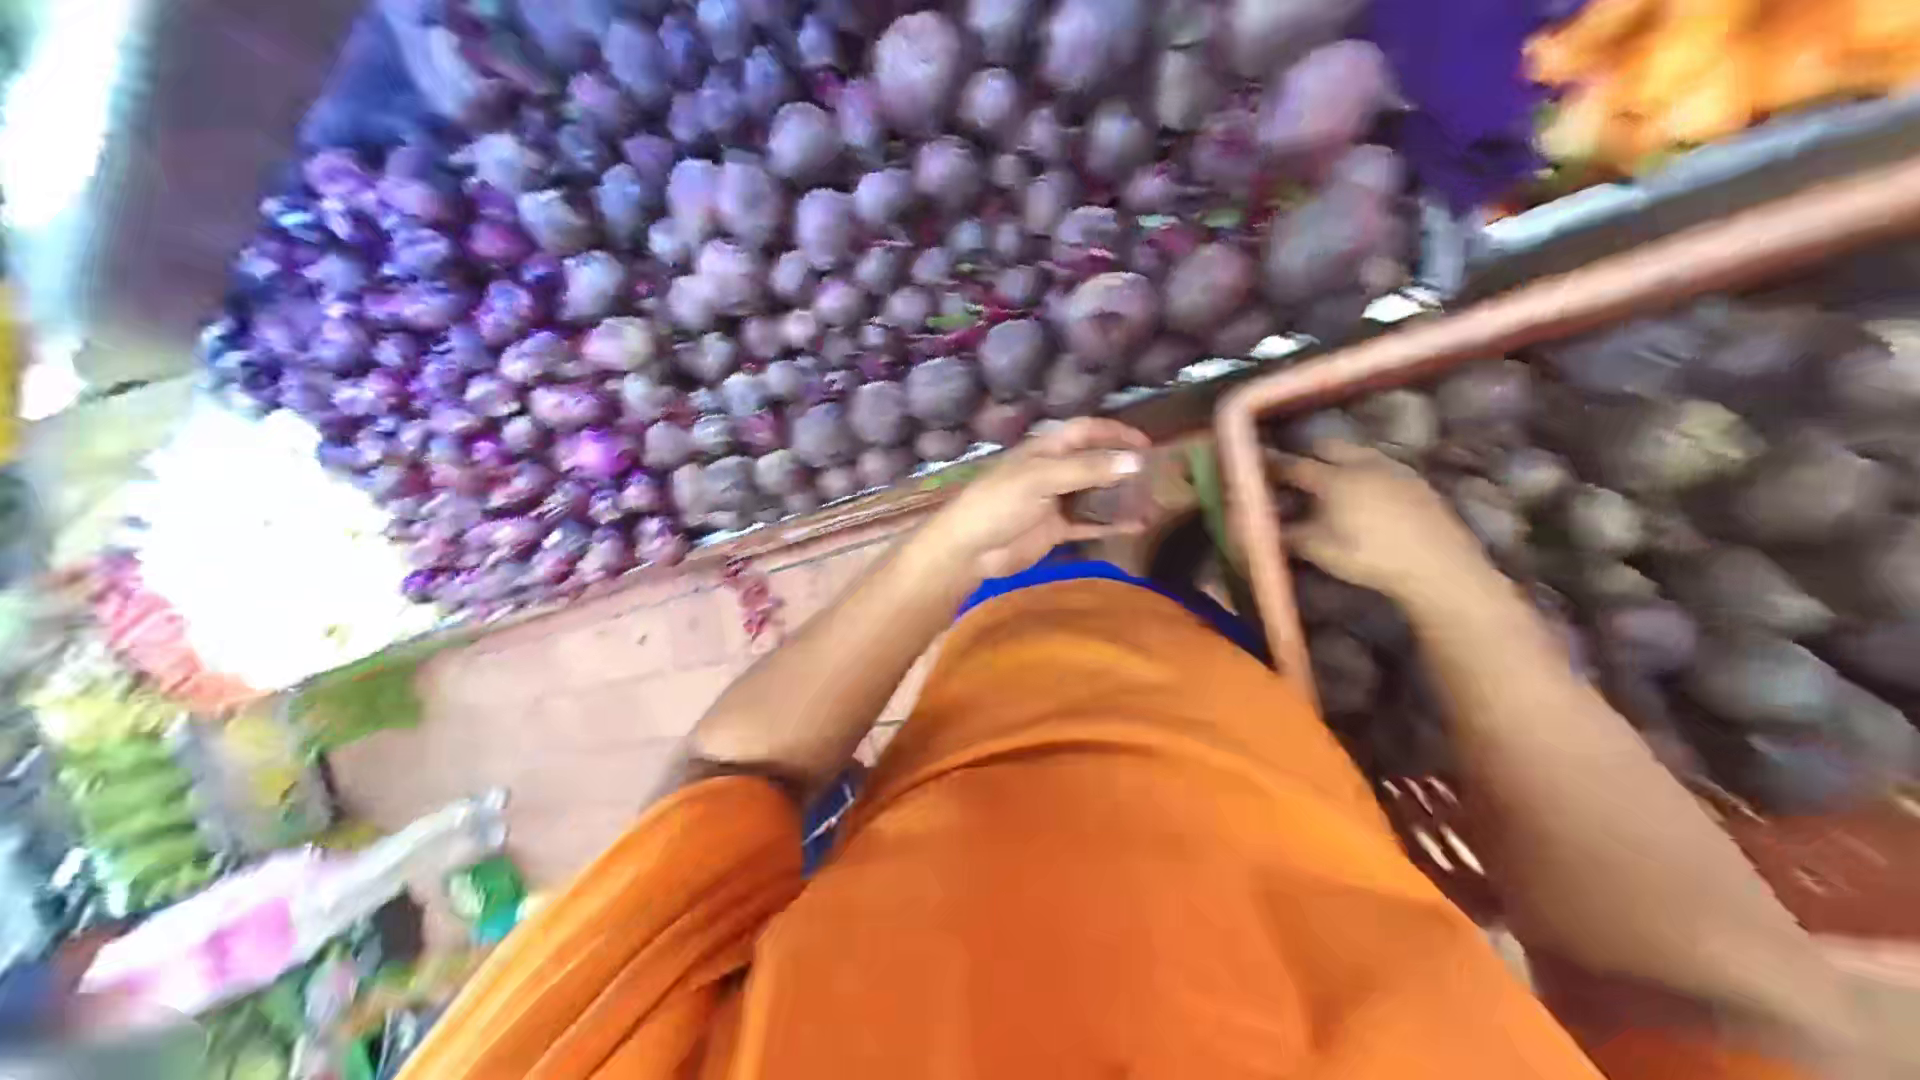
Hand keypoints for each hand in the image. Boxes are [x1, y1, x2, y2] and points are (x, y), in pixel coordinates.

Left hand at [920, 418, 1150, 578]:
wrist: (969, 548)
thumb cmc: (998, 503)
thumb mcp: (1041, 479)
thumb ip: (1087, 469)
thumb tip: (1135, 461)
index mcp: (1046, 450)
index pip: (1086, 431)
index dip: (1115, 433)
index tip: (1147, 444)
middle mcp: (1053, 471)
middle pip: (1095, 463)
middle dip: (1124, 467)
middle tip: (1159, 476)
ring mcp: (1055, 501)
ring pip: (1096, 494)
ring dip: (1123, 497)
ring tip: (1155, 502)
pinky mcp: (1055, 529)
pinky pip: (1090, 523)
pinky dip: (1112, 523)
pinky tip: (1137, 526)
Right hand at [1273, 441, 1499, 605]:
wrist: (1438, 567)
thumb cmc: (1370, 557)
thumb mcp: (1319, 550)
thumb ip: (1288, 534)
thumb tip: (1263, 527)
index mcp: (1334, 479)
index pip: (1294, 465)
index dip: (1273, 464)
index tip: (1257, 464)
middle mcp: (1362, 465)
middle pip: (1328, 446)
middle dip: (1308, 455)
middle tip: (1297, 472)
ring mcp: (1394, 470)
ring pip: (1358, 453)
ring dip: (1340, 461)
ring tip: (1333, 481)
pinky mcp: (1418, 482)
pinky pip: (1383, 466)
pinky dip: (1367, 473)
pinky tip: (1368, 494)